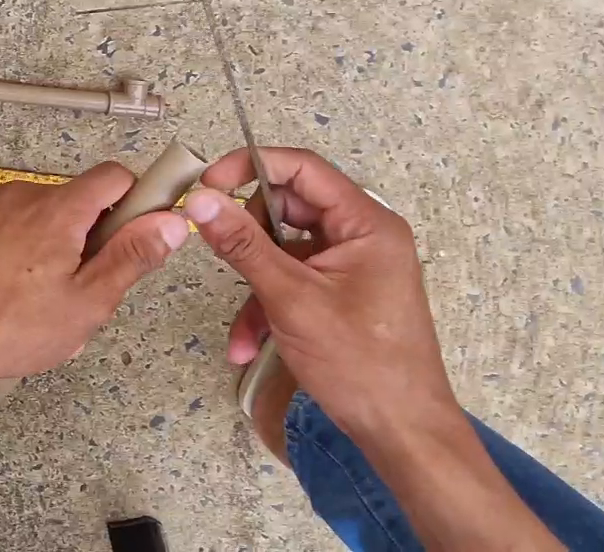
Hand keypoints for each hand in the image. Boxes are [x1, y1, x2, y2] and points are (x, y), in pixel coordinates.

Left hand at [0, 162, 189, 388]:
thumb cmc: (10, 328)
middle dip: (95, 236)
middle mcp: (23, 197)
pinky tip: (17, 295)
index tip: (143, 231)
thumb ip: (132, 257)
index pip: (114, 175)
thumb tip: (169, 223)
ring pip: (46, 218)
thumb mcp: (88, 301)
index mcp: (57, 208)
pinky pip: (15, 228)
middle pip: (79, 199)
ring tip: (49, 300)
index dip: (137, 199)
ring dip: (60, 247)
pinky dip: (27, 251)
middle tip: (90, 286)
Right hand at [185, 147, 458, 438]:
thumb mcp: (291, 298)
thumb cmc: (360, 364)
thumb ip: (242, 243)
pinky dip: (265, 303)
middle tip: (218, 248)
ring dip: (251, 277)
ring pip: (281, 245)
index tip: (208, 185)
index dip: (249, 166)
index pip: (301, 167)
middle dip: (248, 233)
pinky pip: (289, 276)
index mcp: (365, 223)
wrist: (403, 438)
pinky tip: (247, 343)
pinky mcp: (337, 289)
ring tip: (240, 320)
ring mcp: (348, 263)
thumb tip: (200, 199)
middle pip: (286, 205)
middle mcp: (360, 234)